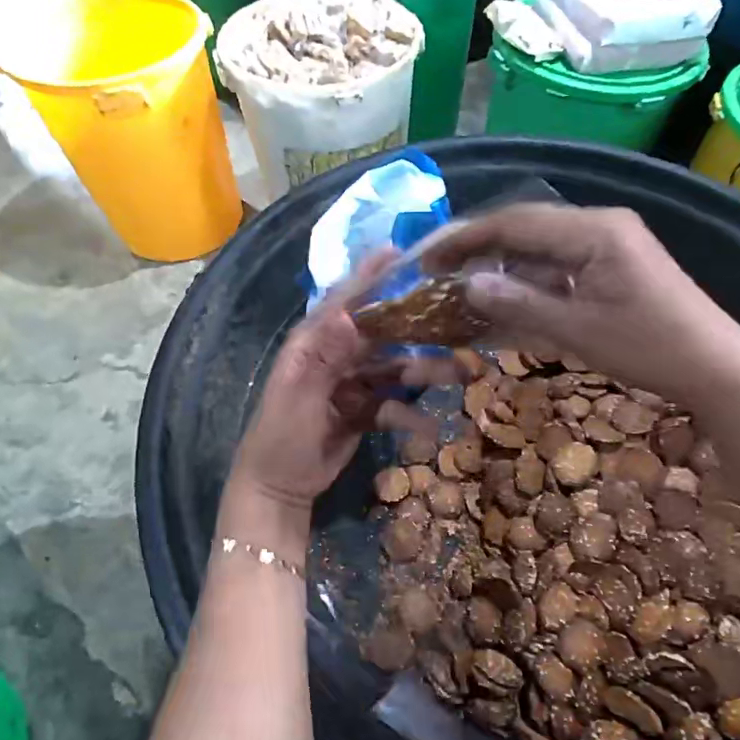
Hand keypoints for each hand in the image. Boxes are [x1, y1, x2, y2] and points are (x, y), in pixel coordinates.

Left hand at [230, 257, 456, 510]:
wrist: (279, 488)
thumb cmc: (281, 439)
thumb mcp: (299, 398)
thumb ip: (325, 359)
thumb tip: (350, 317)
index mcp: (312, 344)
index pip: (344, 303)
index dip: (369, 277)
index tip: (400, 251)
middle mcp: (334, 356)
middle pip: (381, 334)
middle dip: (417, 330)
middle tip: (457, 325)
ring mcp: (350, 384)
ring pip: (393, 369)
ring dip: (424, 372)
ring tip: (460, 374)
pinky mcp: (363, 410)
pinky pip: (392, 404)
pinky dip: (409, 415)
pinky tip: (429, 429)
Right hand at [420, 203, 739, 403]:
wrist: (717, 368)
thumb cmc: (651, 347)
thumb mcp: (578, 330)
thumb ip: (519, 304)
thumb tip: (466, 284)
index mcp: (593, 229)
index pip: (513, 222)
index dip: (463, 239)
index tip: (424, 259)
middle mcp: (598, 226)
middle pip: (522, 228)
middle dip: (475, 248)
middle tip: (432, 271)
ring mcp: (606, 246)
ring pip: (536, 249)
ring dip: (497, 267)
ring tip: (456, 287)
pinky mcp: (609, 268)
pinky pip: (555, 268)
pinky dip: (525, 284)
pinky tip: (499, 302)